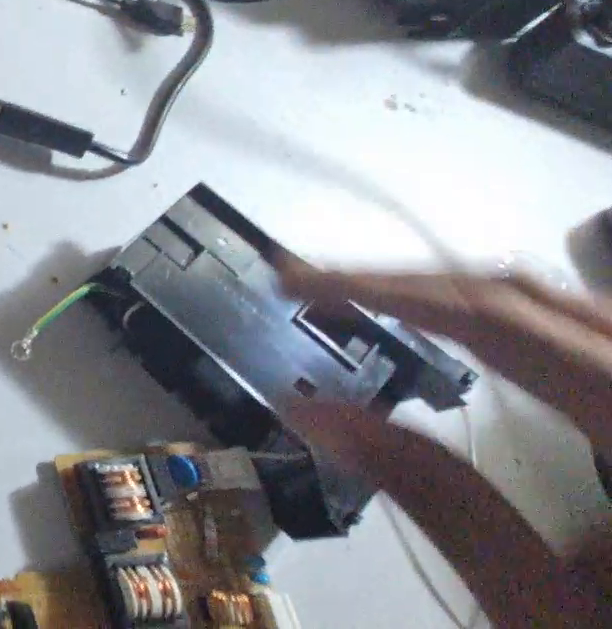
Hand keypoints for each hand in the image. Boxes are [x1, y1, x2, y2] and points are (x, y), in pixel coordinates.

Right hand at [279, 264, 611, 625]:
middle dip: (412, 284)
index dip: (388, 290)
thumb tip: (307, 408)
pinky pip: (586, 334)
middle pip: (531, 300)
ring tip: (367, 298)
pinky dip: (506, 323)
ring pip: (561, 308)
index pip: (501, 325)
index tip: (294, 282)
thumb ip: (438, 500)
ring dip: (456, 297)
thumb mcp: (548, 606)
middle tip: (313, 285)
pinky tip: (457, 333)